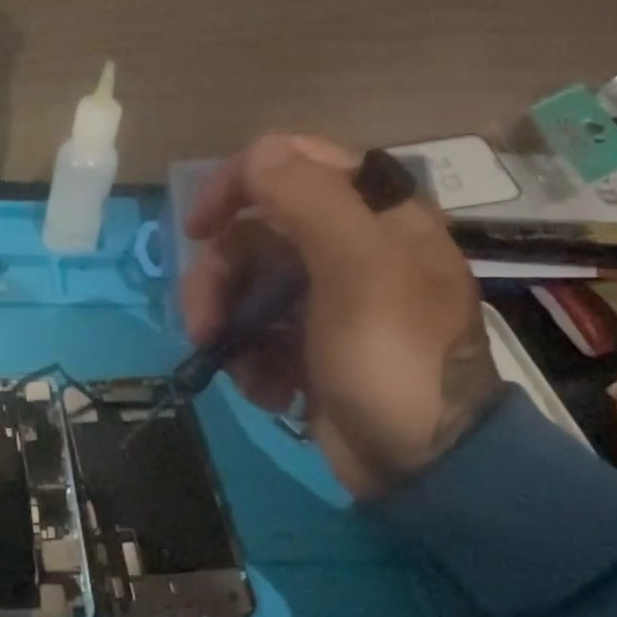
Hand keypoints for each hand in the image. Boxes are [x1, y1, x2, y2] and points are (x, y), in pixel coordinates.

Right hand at [181, 135, 497, 499]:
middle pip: (254, 236)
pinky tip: (271, 394)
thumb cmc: (393, 359)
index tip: (196, 231)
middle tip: (204, 327)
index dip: (235, 186)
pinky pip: (258, 339)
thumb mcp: (357, 271)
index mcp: (371, 212)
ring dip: (232, 332)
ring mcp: (325, 301)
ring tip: (242, 374)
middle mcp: (347, 247)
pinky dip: (252, 365)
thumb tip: (256, 156)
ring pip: (247, 292)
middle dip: (221, 282)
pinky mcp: (308, 349)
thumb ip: (308, 201)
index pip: (290, 164)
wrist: (420, 460)